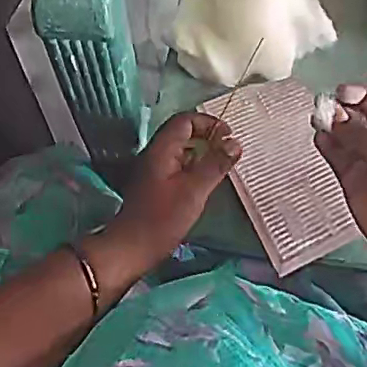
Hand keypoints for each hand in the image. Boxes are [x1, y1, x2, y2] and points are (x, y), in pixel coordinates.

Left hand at [109, 111, 238, 257]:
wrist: (132, 246)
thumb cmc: (163, 217)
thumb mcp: (195, 190)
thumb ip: (215, 164)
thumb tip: (234, 143)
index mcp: (161, 149)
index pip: (184, 120)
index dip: (208, 122)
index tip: (228, 135)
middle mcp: (154, 153)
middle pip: (181, 132)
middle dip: (206, 135)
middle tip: (228, 147)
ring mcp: (153, 168)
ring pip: (179, 149)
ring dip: (201, 150)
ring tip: (222, 162)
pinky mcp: (154, 183)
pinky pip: (176, 164)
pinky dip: (193, 165)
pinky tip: (205, 179)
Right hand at [313, 84, 366, 269]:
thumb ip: (362, 134)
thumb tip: (337, 117)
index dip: (363, 95)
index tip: (342, 93)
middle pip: (360, 115)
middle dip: (343, 108)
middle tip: (325, 106)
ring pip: (344, 134)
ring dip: (331, 124)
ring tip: (318, 118)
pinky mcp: (351, 177)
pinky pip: (336, 154)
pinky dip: (326, 144)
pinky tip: (319, 136)